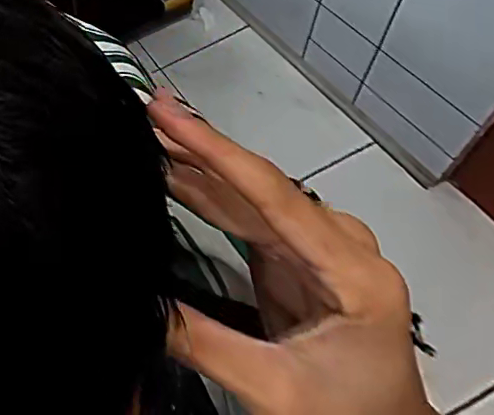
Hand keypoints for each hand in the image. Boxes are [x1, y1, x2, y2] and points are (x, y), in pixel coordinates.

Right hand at [150, 92, 434, 414]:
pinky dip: (208, 190)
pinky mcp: (298, 252)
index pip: (273, 193)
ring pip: (248, 192)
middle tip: (147, 108)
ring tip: (151, 131)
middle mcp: (341, 243)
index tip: (167, 112)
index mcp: (352, 272)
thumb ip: (205, 342)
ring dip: (198, 163)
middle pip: (259, 184)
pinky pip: (247, 212)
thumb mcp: (277, 390)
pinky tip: (174, 170)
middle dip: (199, 145)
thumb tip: (140, 302)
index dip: (215, 149)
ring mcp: (320, 244)